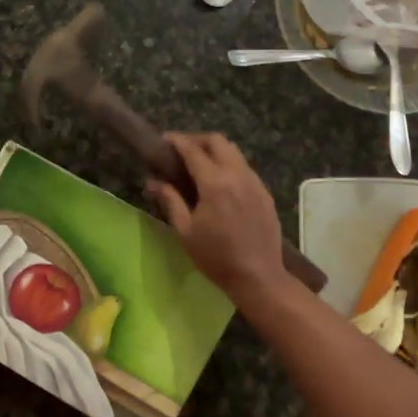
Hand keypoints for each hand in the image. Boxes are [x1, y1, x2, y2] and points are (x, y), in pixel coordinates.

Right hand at [146, 132, 286, 299]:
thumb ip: (170, 200)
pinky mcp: (265, 193)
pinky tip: (220, 184)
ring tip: (200, 165)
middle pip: (218, 141)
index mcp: (215, 183)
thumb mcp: (185, 231)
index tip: (164, 140)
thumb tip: (152, 181)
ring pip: (235, 152)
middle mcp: (237, 175)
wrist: (259, 277)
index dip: (177, 141)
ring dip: (215, 151)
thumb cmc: (216, 257)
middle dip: (198, 140)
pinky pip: (245, 168)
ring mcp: (255, 183)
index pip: (193, 150)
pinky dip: (229, 165)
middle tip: (182, 151)